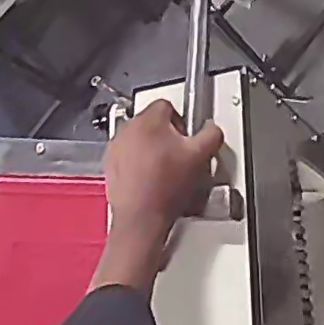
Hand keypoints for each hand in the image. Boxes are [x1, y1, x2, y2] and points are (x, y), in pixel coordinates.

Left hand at [92, 100, 223, 292]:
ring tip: (166, 171)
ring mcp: (117, 147)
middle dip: (168, 136)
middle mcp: (128, 129)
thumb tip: (212, 129)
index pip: (168, 105)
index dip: (182, 122)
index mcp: (149, 120)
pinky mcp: (111, 164)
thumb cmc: (164, 189)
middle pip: (153, 122)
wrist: (141, 219)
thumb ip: (211, 135)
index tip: (187, 138)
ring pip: (140, 139)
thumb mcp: (200, 157)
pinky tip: (152, 179)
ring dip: (153, 150)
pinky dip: (139, 164)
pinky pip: (128, 156)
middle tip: (179, 156)